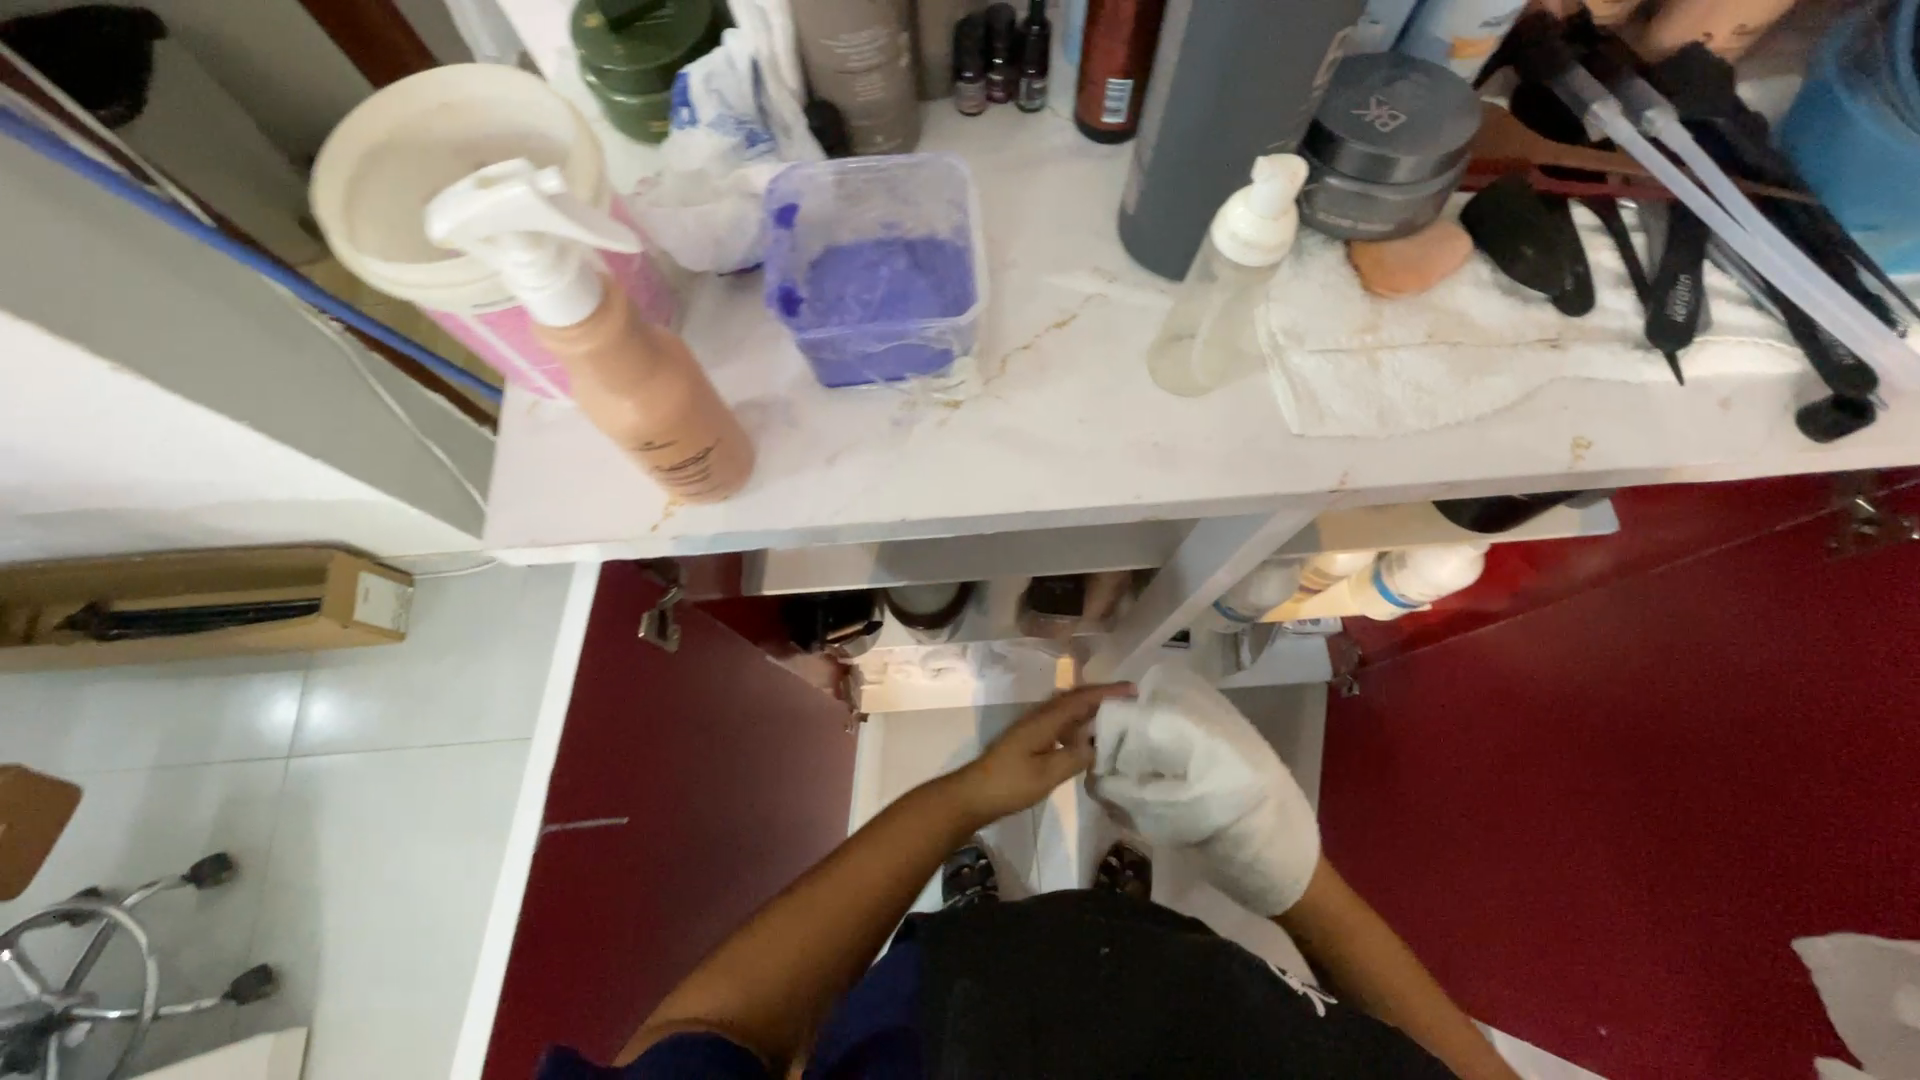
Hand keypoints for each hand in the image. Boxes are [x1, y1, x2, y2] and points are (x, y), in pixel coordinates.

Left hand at [950, 683, 1135, 825]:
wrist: (974, 794)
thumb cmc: (1010, 784)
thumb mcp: (1047, 774)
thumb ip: (1074, 757)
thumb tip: (1097, 744)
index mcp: (1044, 720)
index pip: (1081, 699)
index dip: (1107, 692)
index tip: (1132, 689)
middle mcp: (1039, 717)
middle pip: (1074, 699)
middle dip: (1101, 696)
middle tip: (1129, 699)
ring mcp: (1033, 728)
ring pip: (1067, 710)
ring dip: (1090, 709)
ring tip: (1116, 716)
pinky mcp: (1030, 740)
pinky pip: (1061, 723)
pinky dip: (1078, 724)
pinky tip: (1088, 740)